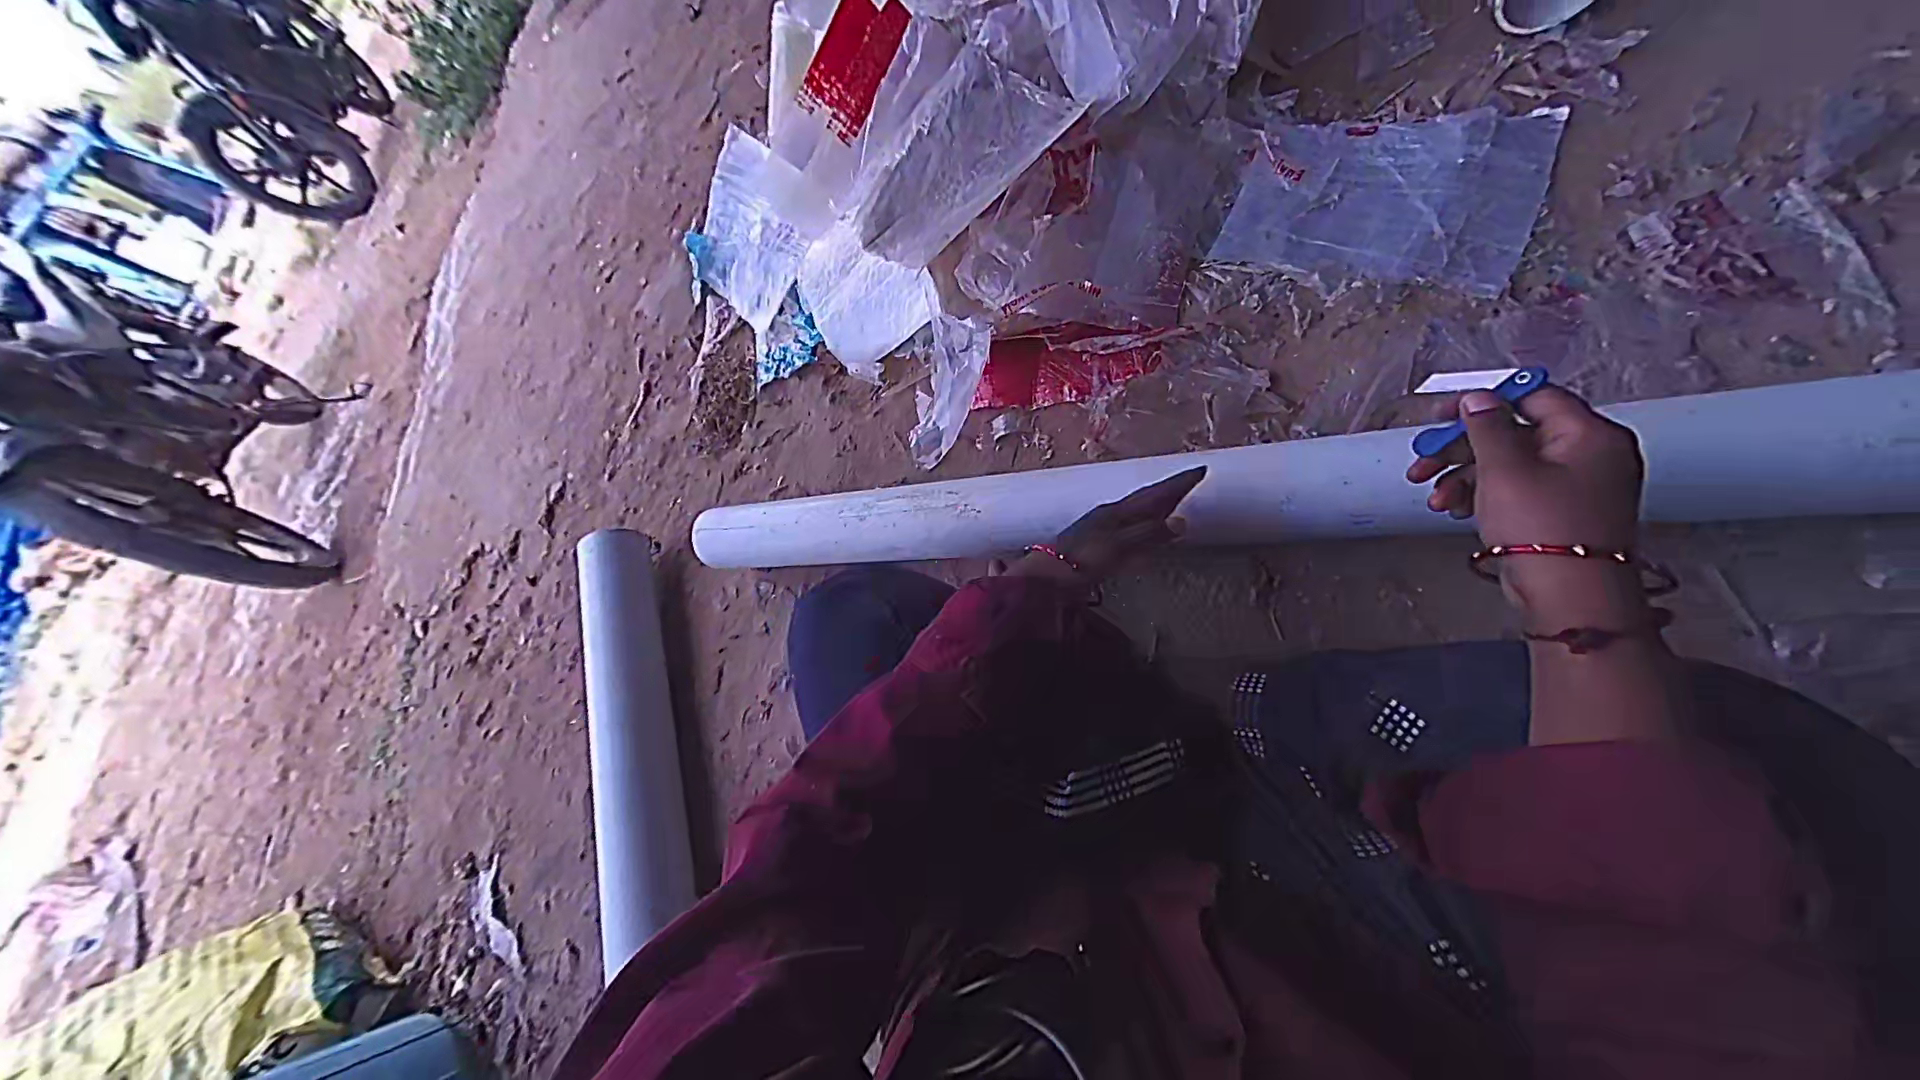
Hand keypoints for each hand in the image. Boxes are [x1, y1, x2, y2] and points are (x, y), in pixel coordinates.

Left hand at [1007, 466, 1206, 585]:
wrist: (1046, 577)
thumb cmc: (1081, 559)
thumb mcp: (1118, 546)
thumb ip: (1147, 534)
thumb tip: (1180, 521)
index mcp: (1116, 512)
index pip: (1153, 495)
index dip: (1176, 485)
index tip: (1199, 471)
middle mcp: (1108, 516)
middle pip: (1144, 501)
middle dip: (1167, 493)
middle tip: (1188, 483)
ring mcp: (1099, 530)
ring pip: (1135, 515)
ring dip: (1154, 510)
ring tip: (1170, 507)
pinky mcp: (1094, 547)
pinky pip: (1126, 532)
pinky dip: (1141, 530)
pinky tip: (1141, 540)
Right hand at [1406, 387, 1645, 617]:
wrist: (1567, 592)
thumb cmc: (1541, 526)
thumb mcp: (1504, 469)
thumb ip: (1488, 428)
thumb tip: (1478, 399)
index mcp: (1588, 434)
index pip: (1533, 397)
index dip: (1484, 402)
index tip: (1442, 415)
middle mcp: (1588, 454)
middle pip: (1513, 434)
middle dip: (1460, 450)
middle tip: (1423, 464)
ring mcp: (1574, 484)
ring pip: (1507, 465)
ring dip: (1463, 477)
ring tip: (1436, 499)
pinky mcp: (1558, 510)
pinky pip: (1514, 489)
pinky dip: (1481, 494)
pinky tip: (1456, 509)